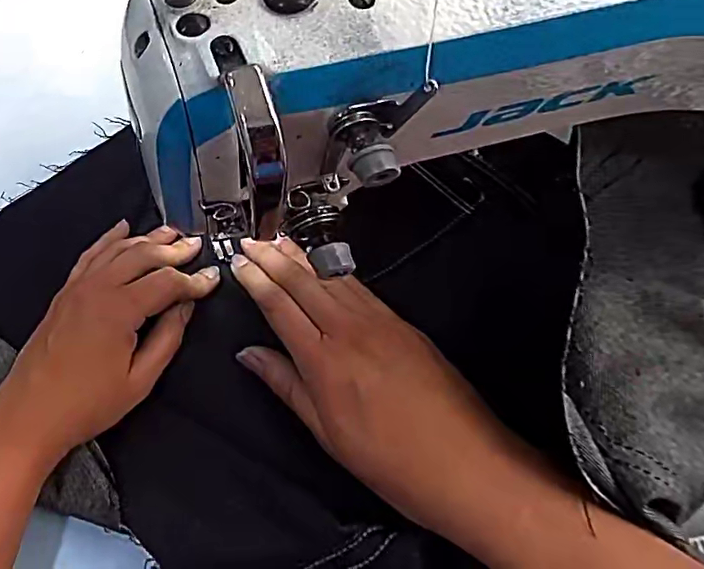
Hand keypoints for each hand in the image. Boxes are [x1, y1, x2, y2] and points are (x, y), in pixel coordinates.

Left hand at [0, 222, 219, 467]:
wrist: (29, 415)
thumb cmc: (83, 405)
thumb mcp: (139, 381)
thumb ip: (167, 339)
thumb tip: (185, 309)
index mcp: (119, 310)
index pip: (167, 281)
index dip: (193, 279)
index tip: (211, 278)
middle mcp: (98, 288)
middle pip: (145, 255)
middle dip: (175, 249)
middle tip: (195, 246)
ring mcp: (79, 286)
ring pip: (120, 248)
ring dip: (148, 238)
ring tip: (170, 234)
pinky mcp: (66, 290)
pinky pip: (92, 253)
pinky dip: (110, 238)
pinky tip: (123, 228)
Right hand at [229, 237, 526, 526]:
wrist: (464, 461)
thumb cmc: (395, 459)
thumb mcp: (327, 432)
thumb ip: (285, 384)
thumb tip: (252, 356)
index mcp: (324, 360)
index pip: (279, 305)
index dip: (255, 280)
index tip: (240, 264)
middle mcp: (349, 330)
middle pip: (301, 281)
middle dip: (271, 257)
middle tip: (251, 242)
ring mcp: (376, 320)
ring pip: (329, 276)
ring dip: (300, 256)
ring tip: (279, 241)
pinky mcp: (398, 320)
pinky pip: (356, 285)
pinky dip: (332, 269)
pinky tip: (323, 265)